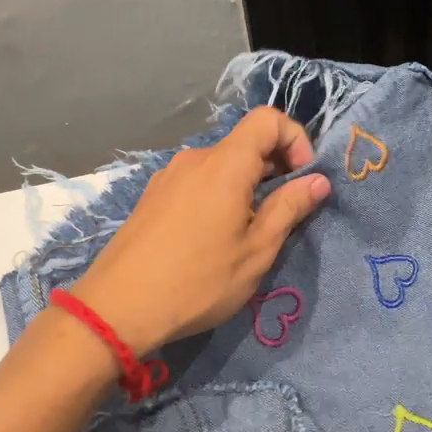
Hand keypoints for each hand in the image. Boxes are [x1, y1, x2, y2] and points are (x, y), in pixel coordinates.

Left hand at [68, 107, 330, 353]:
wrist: (113, 312)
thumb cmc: (197, 281)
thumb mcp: (256, 250)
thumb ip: (290, 208)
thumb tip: (318, 180)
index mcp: (225, 164)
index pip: (268, 119)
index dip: (295, 139)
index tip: (302, 179)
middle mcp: (196, 159)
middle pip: (246, 143)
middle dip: (275, 168)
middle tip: (284, 212)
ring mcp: (169, 177)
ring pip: (222, 165)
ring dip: (247, 185)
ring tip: (249, 231)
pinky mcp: (152, 197)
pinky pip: (199, 181)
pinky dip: (220, 195)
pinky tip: (213, 237)